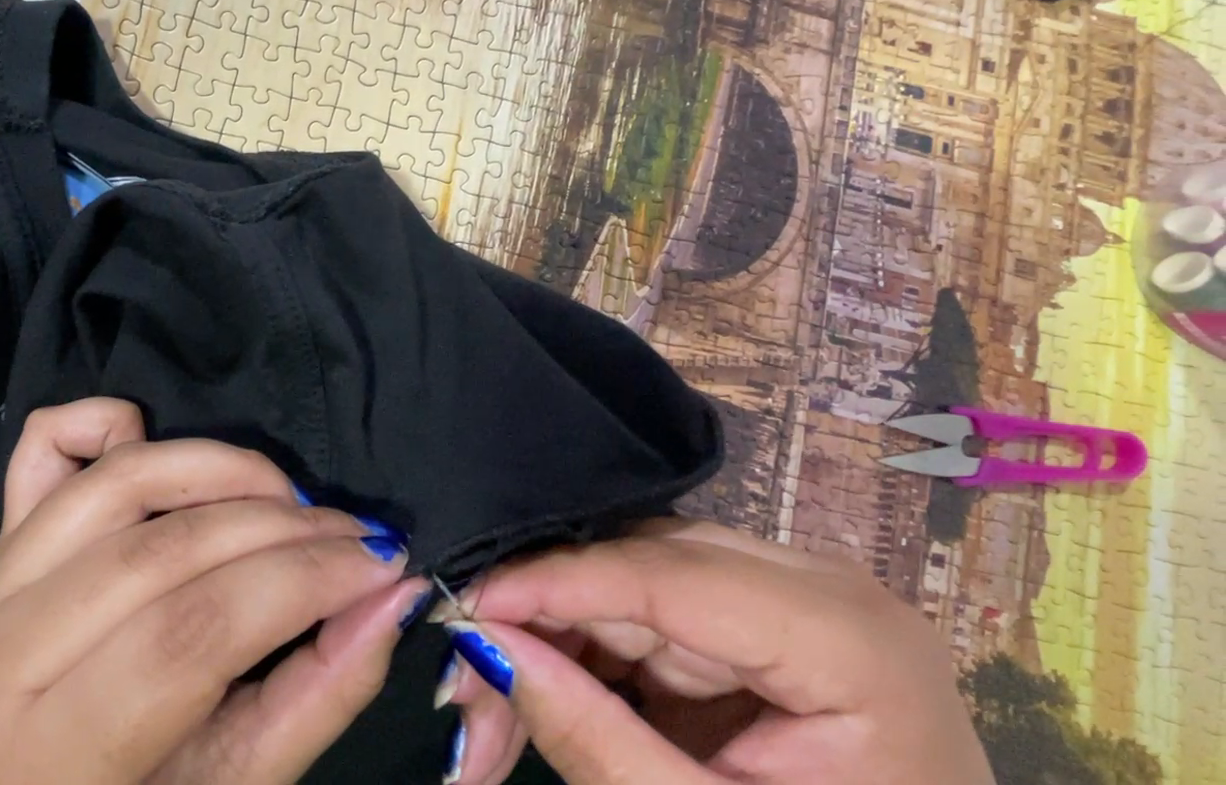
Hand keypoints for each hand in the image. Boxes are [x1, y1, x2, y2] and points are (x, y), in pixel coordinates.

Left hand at [0, 398, 424, 784]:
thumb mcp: (239, 777)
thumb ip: (320, 692)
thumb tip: (393, 596)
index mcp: (58, 747)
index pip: (195, 630)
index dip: (301, 581)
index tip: (381, 562)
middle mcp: (5, 652)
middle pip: (162, 550)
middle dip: (279, 528)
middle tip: (354, 535)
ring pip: (117, 481)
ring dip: (218, 468)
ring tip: (285, 496)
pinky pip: (43, 447)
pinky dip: (104, 419)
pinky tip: (156, 429)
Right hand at [434, 520, 991, 784]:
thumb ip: (593, 738)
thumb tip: (482, 644)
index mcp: (846, 639)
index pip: (666, 575)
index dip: (554, 582)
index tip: (462, 603)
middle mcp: (819, 590)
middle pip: (641, 570)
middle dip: (546, 618)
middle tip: (461, 676)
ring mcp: (790, 600)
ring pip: (631, 587)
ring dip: (557, 636)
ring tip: (488, 706)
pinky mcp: (758, 624)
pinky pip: (648, 614)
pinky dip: (589, 651)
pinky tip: (542, 689)